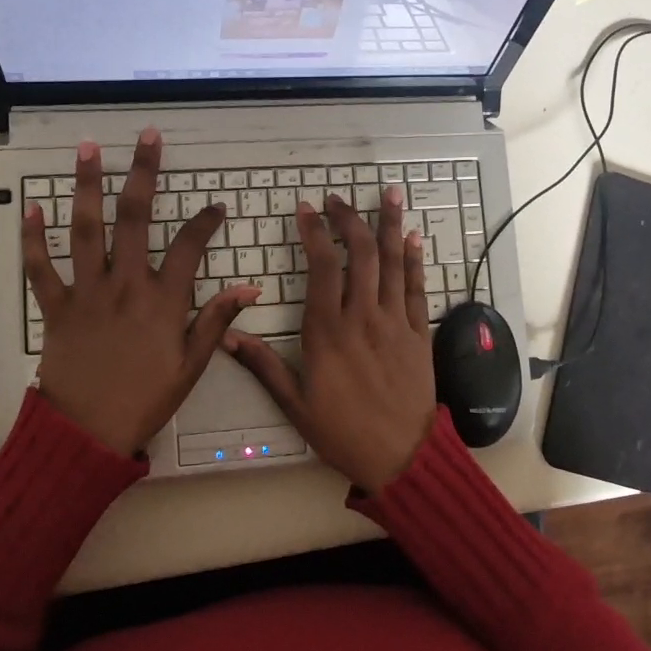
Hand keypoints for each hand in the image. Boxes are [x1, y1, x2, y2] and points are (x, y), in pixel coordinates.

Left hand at [23, 130, 257, 456]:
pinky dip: (34, 238)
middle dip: (143, 174)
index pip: (189, 247)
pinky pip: (42, 268)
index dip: (205, 222)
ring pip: (86, 230)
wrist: (88, 432)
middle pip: (134, 218)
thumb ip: (215, 322)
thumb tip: (248, 289)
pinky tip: (33, 207)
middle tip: (146, 137)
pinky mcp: (56, 308)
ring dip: (87, 186)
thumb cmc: (145, 400)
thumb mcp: (190, 366)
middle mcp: (125, 285)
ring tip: (87, 148)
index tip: (216, 206)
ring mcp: (87, 293)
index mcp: (162, 301)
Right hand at [225, 188, 435, 493]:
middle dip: (348, 218)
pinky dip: (414, 259)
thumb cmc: (343, 433)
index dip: (314, 231)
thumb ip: (264, 365)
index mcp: (327, 332)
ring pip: (392, 262)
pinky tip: (412, 236)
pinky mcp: (420, 334)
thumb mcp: (295, 405)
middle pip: (358, 254)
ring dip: (389, 224)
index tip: (306, 209)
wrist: (402, 457)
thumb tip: (230, 336)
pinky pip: (417, 288)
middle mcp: (363, 318)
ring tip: (387, 192)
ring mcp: (396, 323)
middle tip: (337, 198)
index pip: (320, 266)